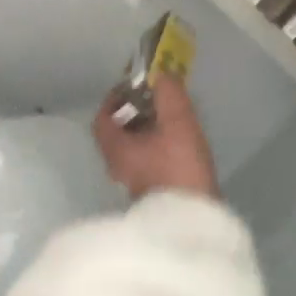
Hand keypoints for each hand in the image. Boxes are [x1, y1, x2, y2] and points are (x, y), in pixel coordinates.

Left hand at [92, 75, 218, 199]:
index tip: (134, 86)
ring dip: (148, 129)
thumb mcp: (178, 124)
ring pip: (133, 148)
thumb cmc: (180, 169)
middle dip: (135, 112)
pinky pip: (147, 160)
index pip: (102, 119)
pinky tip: (179, 142)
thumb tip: (161, 74)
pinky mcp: (151, 192)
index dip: (114, 98)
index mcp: (116, 150)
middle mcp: (118, 167)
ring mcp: (134, 182)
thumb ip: (168, 94)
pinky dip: (157, 146)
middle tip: (157, 99)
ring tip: (172, 117)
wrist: (193, 222)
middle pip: (118, 133)